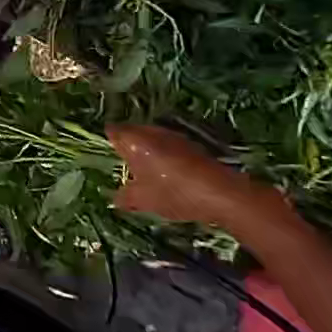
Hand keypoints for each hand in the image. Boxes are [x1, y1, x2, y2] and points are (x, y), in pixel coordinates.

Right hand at [108, 124, 294, 235]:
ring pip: (153, 138)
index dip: (108, 141)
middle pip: (133, 132)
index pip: (112, 131)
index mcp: (133, 141)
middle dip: (128, 144)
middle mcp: (152, 133)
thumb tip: (115, 198)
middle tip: (123, 162)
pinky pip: (171, 146)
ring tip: (144, 168)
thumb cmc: (173, 193)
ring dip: (149, 149)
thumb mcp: (141, 200)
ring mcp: (176, 138)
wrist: (225, 196)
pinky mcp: (195, 147)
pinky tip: (168, 173)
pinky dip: (166, 156)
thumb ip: (124, 197)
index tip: (106, 154)